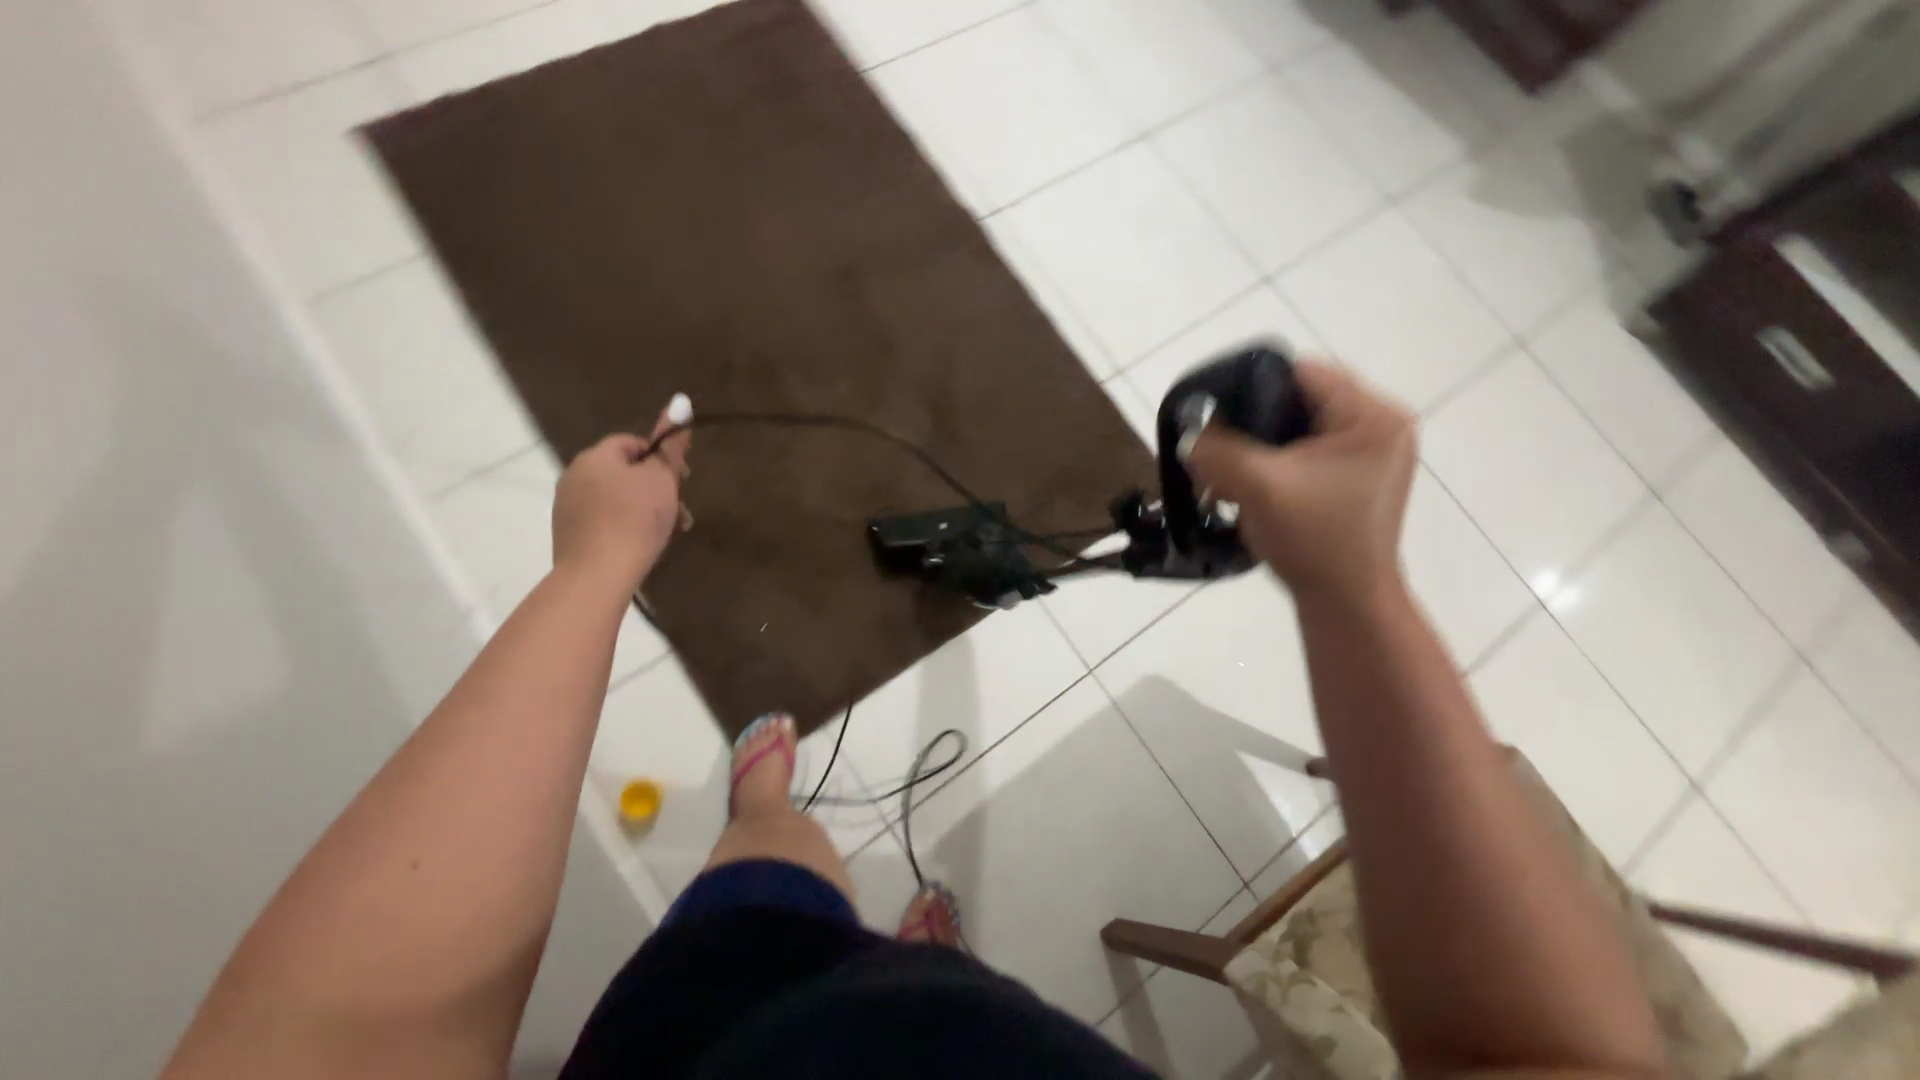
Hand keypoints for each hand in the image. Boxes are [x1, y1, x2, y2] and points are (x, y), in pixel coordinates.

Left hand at [552, 395, 692, 593]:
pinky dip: (622, 525)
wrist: (597, 574)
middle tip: (678, 510)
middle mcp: (574, 474)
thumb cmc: (635, 520)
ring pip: (613, 497)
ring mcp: (566, 505)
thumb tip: (680, 400)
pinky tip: (638, 544)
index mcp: (596, 455)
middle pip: (623, 471)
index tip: (681, 481)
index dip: (660, 458)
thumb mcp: (662, 479)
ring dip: (641, 508)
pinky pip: (602, 519)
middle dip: (654, 487)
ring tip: (663, 533)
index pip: (632, 443)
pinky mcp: (567, 533)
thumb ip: (672, 444)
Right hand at [1185, 361, 1416, 603]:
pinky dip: (1272, 465)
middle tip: (1214, 447)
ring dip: (1257, 447)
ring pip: (1297, 430)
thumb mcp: (1260, 488)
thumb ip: (1218, 450)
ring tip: (1224, 470)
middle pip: (1297, 400)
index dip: (1251, 387)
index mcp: (1372, 416)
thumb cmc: (1315, 542)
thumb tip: (1189, 432)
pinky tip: (1245, 486)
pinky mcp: (1355, 480)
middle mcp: (1379, 426)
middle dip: (1250, 423)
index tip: (1213, 414)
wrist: (1347, 606)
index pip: (1302, 373)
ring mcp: (1369, 456)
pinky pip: (1304, 454)